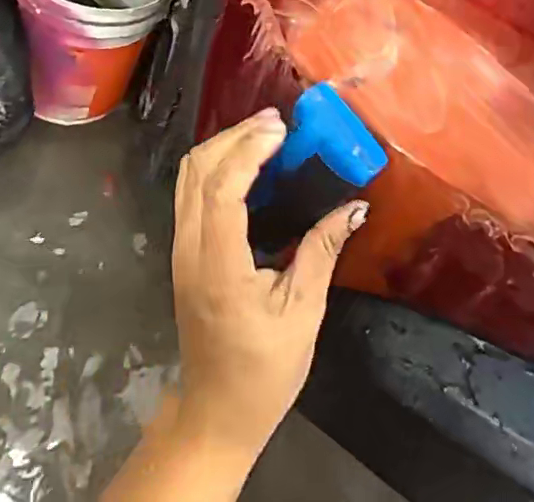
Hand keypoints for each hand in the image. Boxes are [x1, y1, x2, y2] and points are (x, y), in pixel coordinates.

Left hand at [170, 109, 368, 455]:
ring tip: (266, 133)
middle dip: (235, 137)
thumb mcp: (303, 313)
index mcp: (218, 268)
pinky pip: (190, 191)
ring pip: (188, 176)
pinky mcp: (183, 250)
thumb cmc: (263, 370)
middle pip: (197, 170)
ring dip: (223, 146)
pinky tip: (249, 162)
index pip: (222, 191)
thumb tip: (354, 206)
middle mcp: (189, 250)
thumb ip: (322, 250)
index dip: (248, 152)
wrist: (215, 410)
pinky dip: (216, 165)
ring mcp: (180, 249)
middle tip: (278, 123)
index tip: (282, 130)